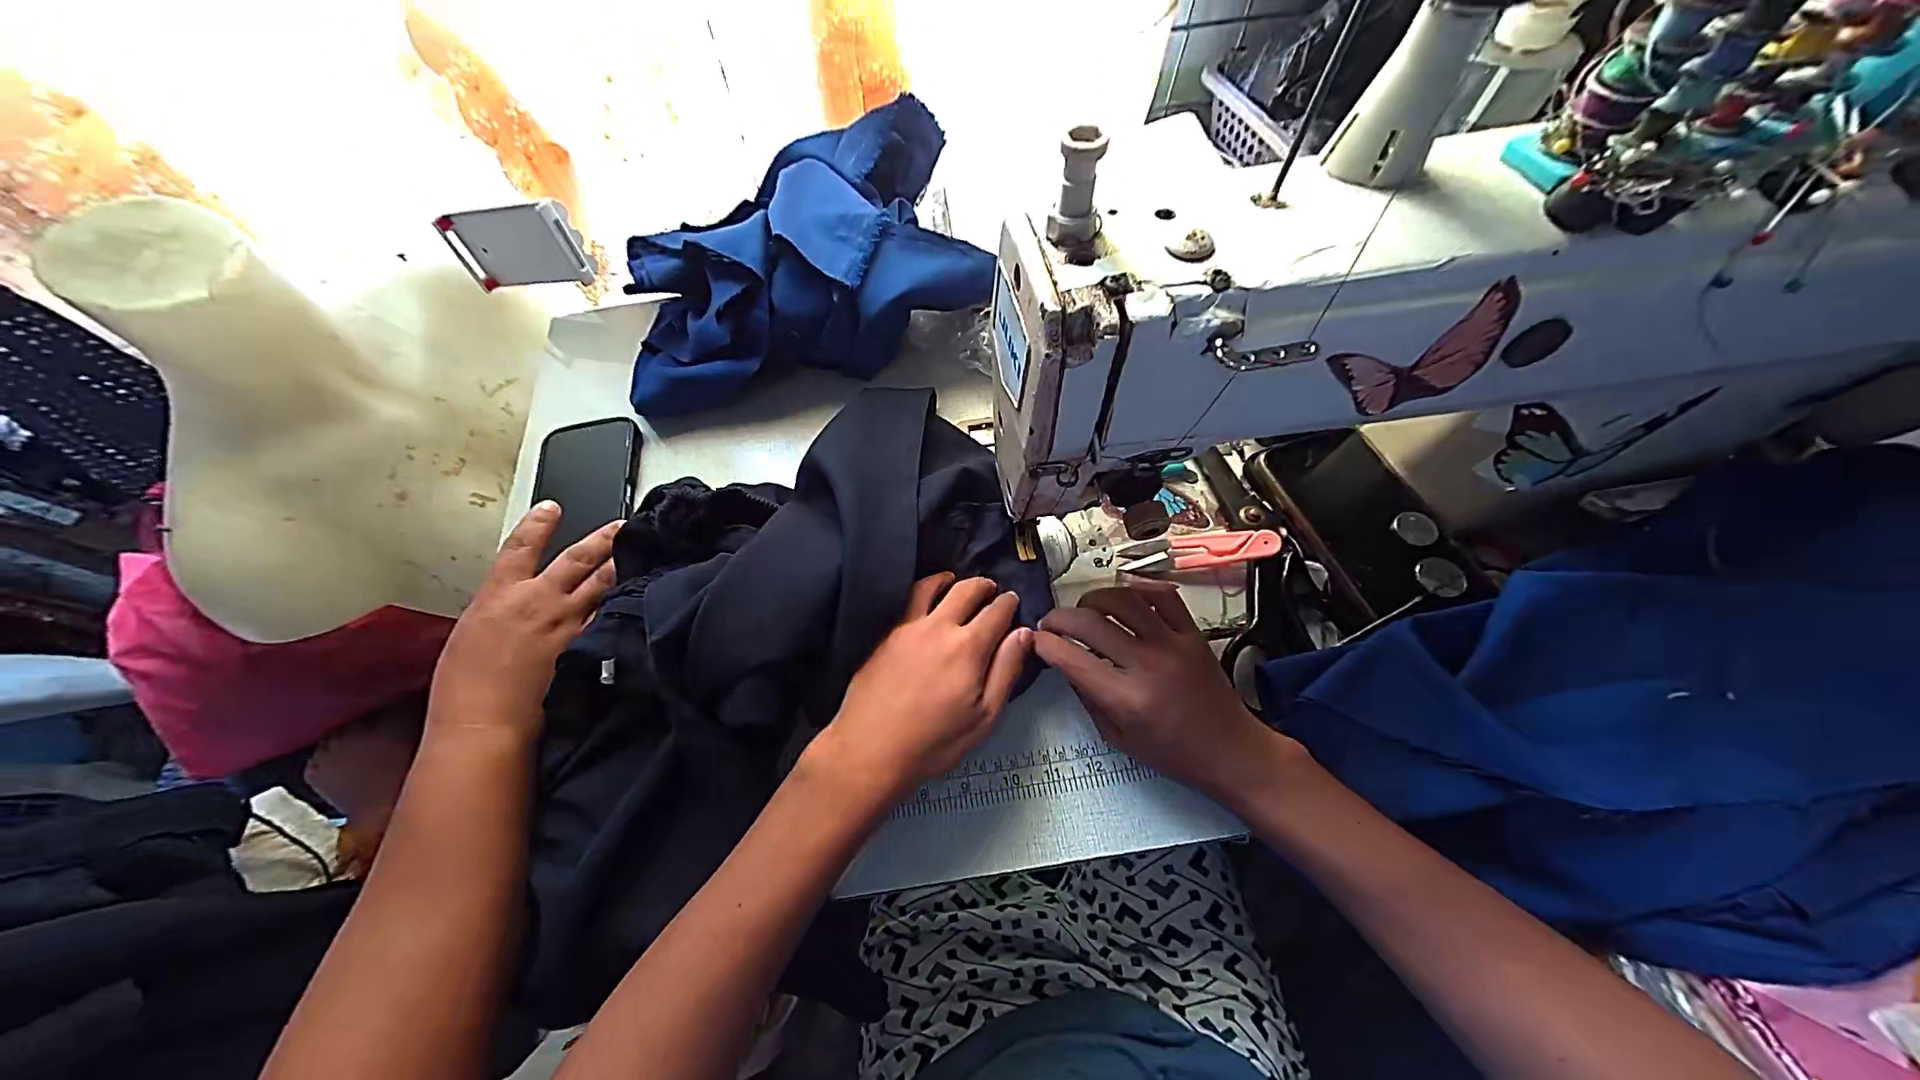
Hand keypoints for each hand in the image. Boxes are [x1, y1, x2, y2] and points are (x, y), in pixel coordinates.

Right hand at [429, 501, 620, 740]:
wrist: (484, 722)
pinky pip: (607, 615)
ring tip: (637, 550)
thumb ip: (500, 612)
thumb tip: (516, 607)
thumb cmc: (463, 687)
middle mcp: (537, 601)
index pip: (521, 547)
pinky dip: (622, 602)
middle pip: (577, 558)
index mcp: (498, 595)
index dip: (538, 524)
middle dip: (602, 539)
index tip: (552, 507)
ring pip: (601, 582)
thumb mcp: (471, 635)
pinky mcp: (584, 643)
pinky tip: (638, 595)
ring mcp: (565, 621)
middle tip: (621, 525)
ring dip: (620, 564)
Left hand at [806, 573, 1032, 805]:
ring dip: (947, 580)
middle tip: (990, 588)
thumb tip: (1024, 634)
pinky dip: (918, 592)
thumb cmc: (933, 742)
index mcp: (968, 647)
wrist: (870, 749)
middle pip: (965, 590)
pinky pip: (902, 600)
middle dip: (983, 585)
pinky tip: (918, 600)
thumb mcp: (984, 716)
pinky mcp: (882, 635)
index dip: (1008, 603)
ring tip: (952, 581)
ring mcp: (905, 628)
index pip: (996, 611)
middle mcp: (937, 628)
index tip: (1012, 601)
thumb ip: (1006, 670)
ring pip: (929, 587)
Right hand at [1033, 583, 1304, 803]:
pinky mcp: (1193, 633)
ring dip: (1094, 599)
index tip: (1037, 640)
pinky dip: (1137, 589)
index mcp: (1126, 699)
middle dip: (1059, 618)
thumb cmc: (1170, 752)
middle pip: (1090, 622)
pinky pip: (1162, 596)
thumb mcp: (1116, 737)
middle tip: (1051, 623)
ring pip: (1123, 600)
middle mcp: (1148, 665)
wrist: (1230, 750)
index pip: (1071, 658)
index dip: (1045, 644)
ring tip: (1085, 609)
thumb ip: (1087, 697)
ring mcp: (1173, 644)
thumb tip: (1063, 661)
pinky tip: (1122, 598)